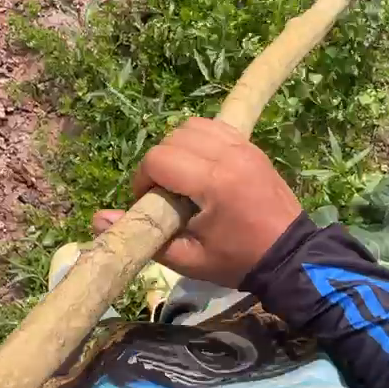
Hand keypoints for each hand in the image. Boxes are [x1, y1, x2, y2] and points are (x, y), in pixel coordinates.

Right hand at [93, 118, 302, 287]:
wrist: (290, 256)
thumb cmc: (238, 261)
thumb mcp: (188, 259)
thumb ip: (145, 236)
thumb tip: (98, 219)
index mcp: (213, 183)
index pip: (159, 159)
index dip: (143, 180)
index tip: (149, 203)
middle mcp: (228, 155)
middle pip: (173, 138)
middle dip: (159, 164)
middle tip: (165, 194)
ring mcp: (244, 147)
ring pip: (193, 126)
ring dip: (178, 148)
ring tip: (183, 179)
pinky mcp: (252, 146)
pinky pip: (215, 127)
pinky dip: (200, 140)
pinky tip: (201, 167)